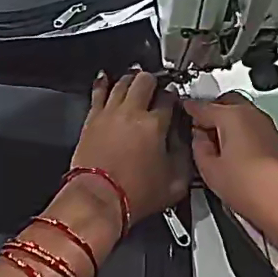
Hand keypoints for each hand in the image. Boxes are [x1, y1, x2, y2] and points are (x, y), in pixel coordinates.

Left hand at [66, 71, 186, 232]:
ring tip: (136, 78)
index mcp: (155, 125)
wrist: (99, 198)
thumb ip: (184, 157)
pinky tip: (104, 78)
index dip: (174, 97)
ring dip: (131, 78)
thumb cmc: (133, 194)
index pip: (169, 99)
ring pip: (122, 82)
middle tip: (157, 86)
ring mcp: (110, 113)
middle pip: (144, 81)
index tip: (174, 101)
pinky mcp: (92, 119)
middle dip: (154, 81)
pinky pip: (98, 92)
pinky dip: (103, 83)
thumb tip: (185, 145)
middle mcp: (131, 113)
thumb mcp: (175, 182)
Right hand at [183, 92, 277, 238]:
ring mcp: (266, 126)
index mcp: (231, 114)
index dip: (187, 109)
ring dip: (225, 123)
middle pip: (223, 102)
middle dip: (209, 112)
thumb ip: (197, 147)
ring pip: (239, 114)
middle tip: (196, 129)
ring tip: (213, 146)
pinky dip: (238, 134)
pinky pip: (250, 128)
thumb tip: (197, 140)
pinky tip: (231, 155)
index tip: (181, 112)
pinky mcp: (275, 141)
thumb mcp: (209, 169)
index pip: (200, 105)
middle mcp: (251, 114)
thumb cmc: (255, 188)